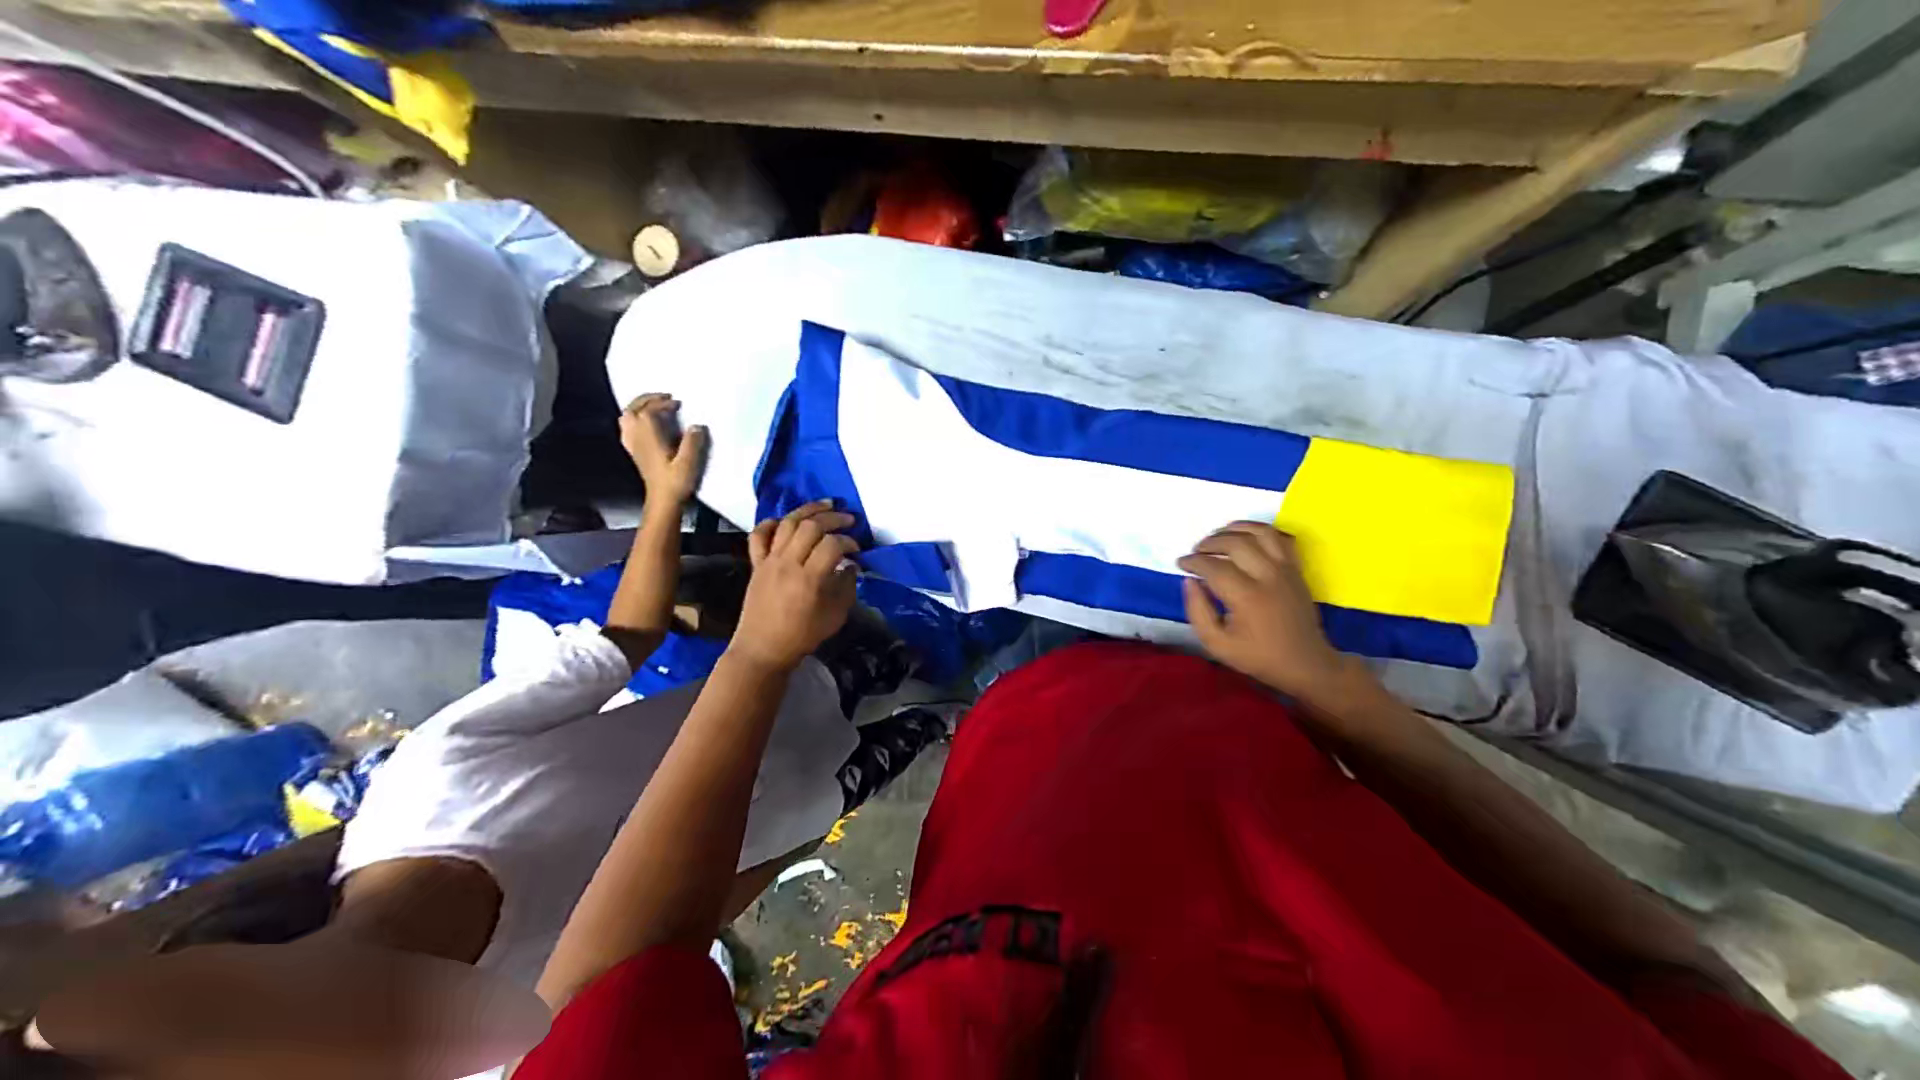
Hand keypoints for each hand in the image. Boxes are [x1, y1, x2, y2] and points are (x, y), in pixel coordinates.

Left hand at [621, 394, 708, 508]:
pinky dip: (634, 420)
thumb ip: (693, 442)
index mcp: (648, 437)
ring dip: (638, 408)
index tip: (678, 403)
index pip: (649, 410)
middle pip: (632, 410)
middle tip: (665, 398)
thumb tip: (697, 426)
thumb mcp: (689, 462)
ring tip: (654, 407)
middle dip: (647, 399)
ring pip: (626, 418)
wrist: (662, 501)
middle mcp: (637, 437)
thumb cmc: (675, 482)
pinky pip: (627, 429)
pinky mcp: (634, 452)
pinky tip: (645, 425)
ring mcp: (633, 445)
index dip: (662, 403)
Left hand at [731, 501, 859, 670]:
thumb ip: (847, 588)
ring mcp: (769, 561)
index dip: (849, 542)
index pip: (832, 545)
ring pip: (787, 524)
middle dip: (833, 518)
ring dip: (808, 510)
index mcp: (809, 579)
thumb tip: (850, 566)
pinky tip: (785, 521)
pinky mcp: (756, 564)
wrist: (763, 649)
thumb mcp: (836, 616)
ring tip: (826, 506)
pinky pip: (759, 536)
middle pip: (810, 527)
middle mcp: (788, 564)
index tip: (857, 549)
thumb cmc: (803, 635)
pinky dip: (771, 523)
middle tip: (849, 520)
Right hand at [1177, 522, 1374, 706]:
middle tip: (1196, 551)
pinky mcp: (1296, 568)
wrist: (1305, 662)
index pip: (1213, 566)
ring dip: (1234, 529)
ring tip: (1218, 537)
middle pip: (1235, 543)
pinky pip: (1280, 537)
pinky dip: (1260, 531)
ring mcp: (1286, 569)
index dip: (1193, 561)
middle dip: (1209, 542)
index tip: (1181, 564)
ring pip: (1259, 532)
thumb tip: (1189, 581)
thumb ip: (1198, 611)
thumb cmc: (1258, 656)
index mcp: (1247, 596)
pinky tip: (1245, 536)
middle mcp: (1268, 576)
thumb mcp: (1217, 644)